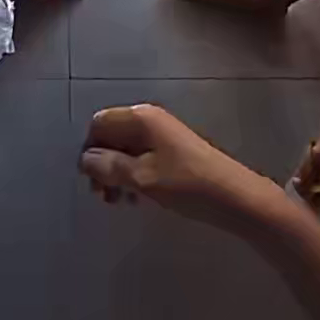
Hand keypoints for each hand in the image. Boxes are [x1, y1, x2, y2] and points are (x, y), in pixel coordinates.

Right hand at [80, 105, 285, 228]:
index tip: (91, 181)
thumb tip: (85, 159)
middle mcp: (148, 118)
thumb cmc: (185, 183)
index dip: (90, 149)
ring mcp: (161, 133)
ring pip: (125, 148)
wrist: (233, 196)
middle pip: (111, 135)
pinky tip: (137, 198)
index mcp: (140, 117)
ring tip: (120, 202)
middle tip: (104, 197)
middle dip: (103, 164)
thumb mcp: (142, 178)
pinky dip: (133, 174)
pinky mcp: (171, 150)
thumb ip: (110, 167)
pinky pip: (140, 156)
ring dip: (117, 173)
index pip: (100, 123)